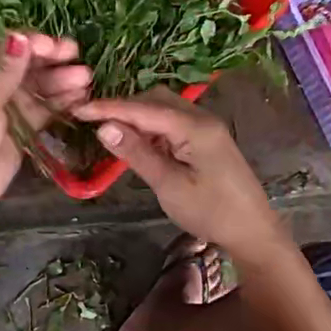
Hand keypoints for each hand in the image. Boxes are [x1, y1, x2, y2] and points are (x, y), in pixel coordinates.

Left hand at [0, 32, 90, 215]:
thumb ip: (5, 71)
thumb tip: (20, 38)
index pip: (0, 48)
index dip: (28, 44)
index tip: (52, 46)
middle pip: (22, 66)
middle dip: (49, 60)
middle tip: (76, 54)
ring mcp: (4, 109)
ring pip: (36, 88)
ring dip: (60, 81)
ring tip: (85, 77)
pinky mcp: (20, 130)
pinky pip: (42, 110)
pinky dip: (59, 103)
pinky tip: (80, 96)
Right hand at [73, 89, 285, 258]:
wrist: (252, 230)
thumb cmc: (211, 212)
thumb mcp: (169, 185)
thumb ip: (138, 153)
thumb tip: (104, 128)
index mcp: (194, 127)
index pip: (144, 108)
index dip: (109, 108)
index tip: (78, 110)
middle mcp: (202, 118)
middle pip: (156, 100)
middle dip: (124, 108)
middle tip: (92, 122)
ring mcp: (207, 128)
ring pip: (165, 110)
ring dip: (138, 118)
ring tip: (110, 133)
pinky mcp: (208, 140)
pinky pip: (175, 124)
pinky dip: (153, 129)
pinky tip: (138, 144)